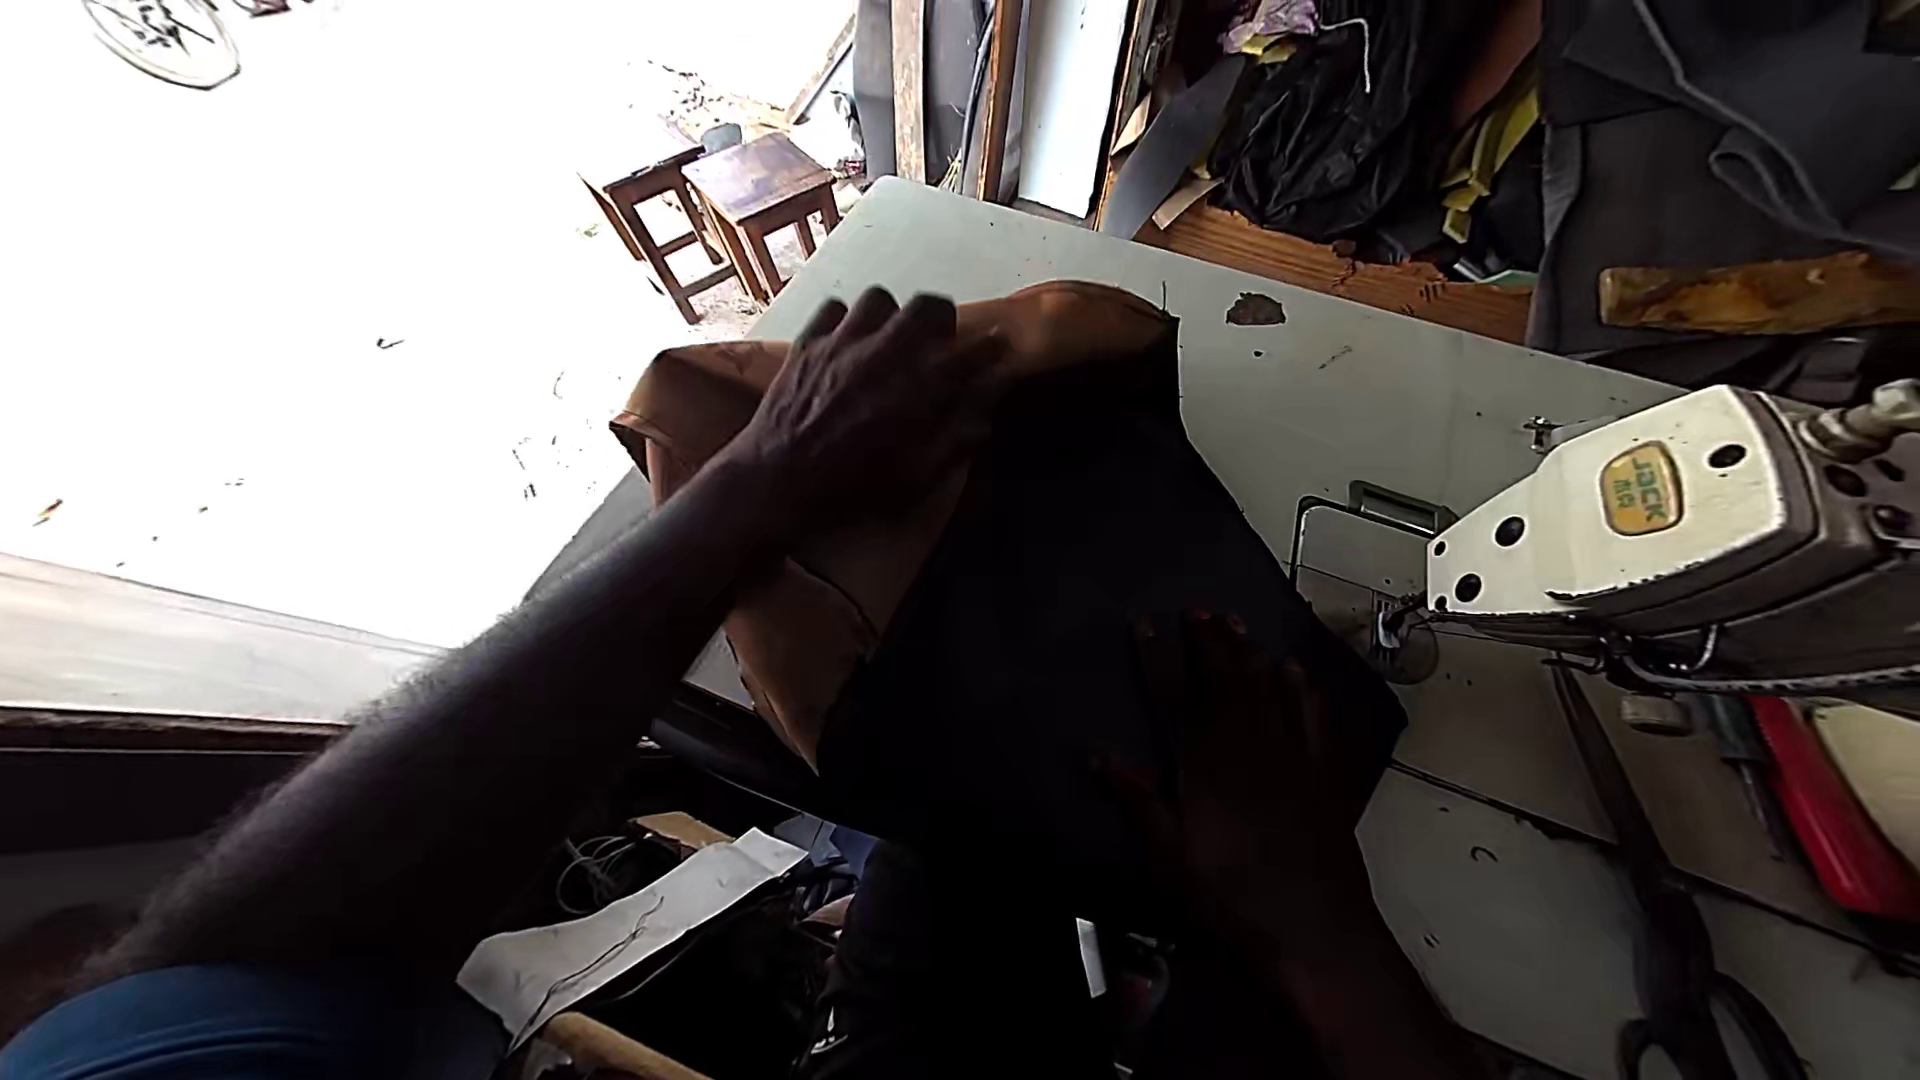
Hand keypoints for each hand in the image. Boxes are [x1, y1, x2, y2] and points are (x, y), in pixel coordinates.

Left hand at [723, 288, 1007, 534]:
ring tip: (889, 336)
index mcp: (919, 388)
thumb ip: (953, 443)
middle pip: (928, 306)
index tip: (1001, 345)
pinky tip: (846, 341)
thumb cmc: (852, 487)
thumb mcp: (914, 478)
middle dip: (943, 317)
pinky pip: (834, 308)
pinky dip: (846, 320)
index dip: (993, 346)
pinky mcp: (808, 342)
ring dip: (892, 315)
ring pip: (880, 299)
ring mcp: (844, 341)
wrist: (779, 480)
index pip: (971, 352)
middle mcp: (886, 352)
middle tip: (939, 338)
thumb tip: (985, 421)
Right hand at [1105, 612, 1379, 968]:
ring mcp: (1290, 757)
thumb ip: (1135, 800)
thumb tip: (1096, 758)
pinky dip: (1304, 690)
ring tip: (1236, 624)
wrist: (1317, 934)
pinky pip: (1314, 719)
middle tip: (1199, 609)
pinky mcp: (1323, 774)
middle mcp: (1247, 747)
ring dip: (1248, 653)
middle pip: (1224, 680)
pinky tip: (1295, 669)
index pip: (1173, 695)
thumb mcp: (1168, 856)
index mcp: (1204, 762)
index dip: (1157, 657)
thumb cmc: (1231, 895)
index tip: (1146, 625)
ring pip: (1265, 689)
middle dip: (1208, 641)